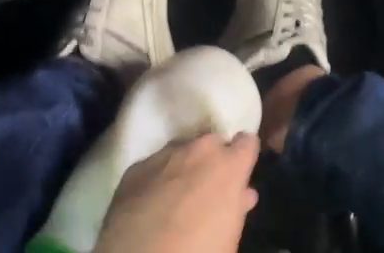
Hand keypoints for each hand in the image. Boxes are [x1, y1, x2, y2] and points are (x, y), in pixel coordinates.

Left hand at [93, 133, 259, 252]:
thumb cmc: (198, 250)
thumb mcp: (230, 235)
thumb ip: (238, 206)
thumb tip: (244, 194)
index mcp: (229, 165)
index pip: (247, 142)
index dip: (243, 157)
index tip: (240, 172)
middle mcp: (199, 150)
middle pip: (212, 142)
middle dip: (212, 160)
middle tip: (206, 188)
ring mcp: (165, 155)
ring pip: (182, 150)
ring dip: (184, 166)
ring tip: (176, 195)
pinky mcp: (136, 168)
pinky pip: (154, 165)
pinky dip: (156, 178)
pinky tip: (150, 201)